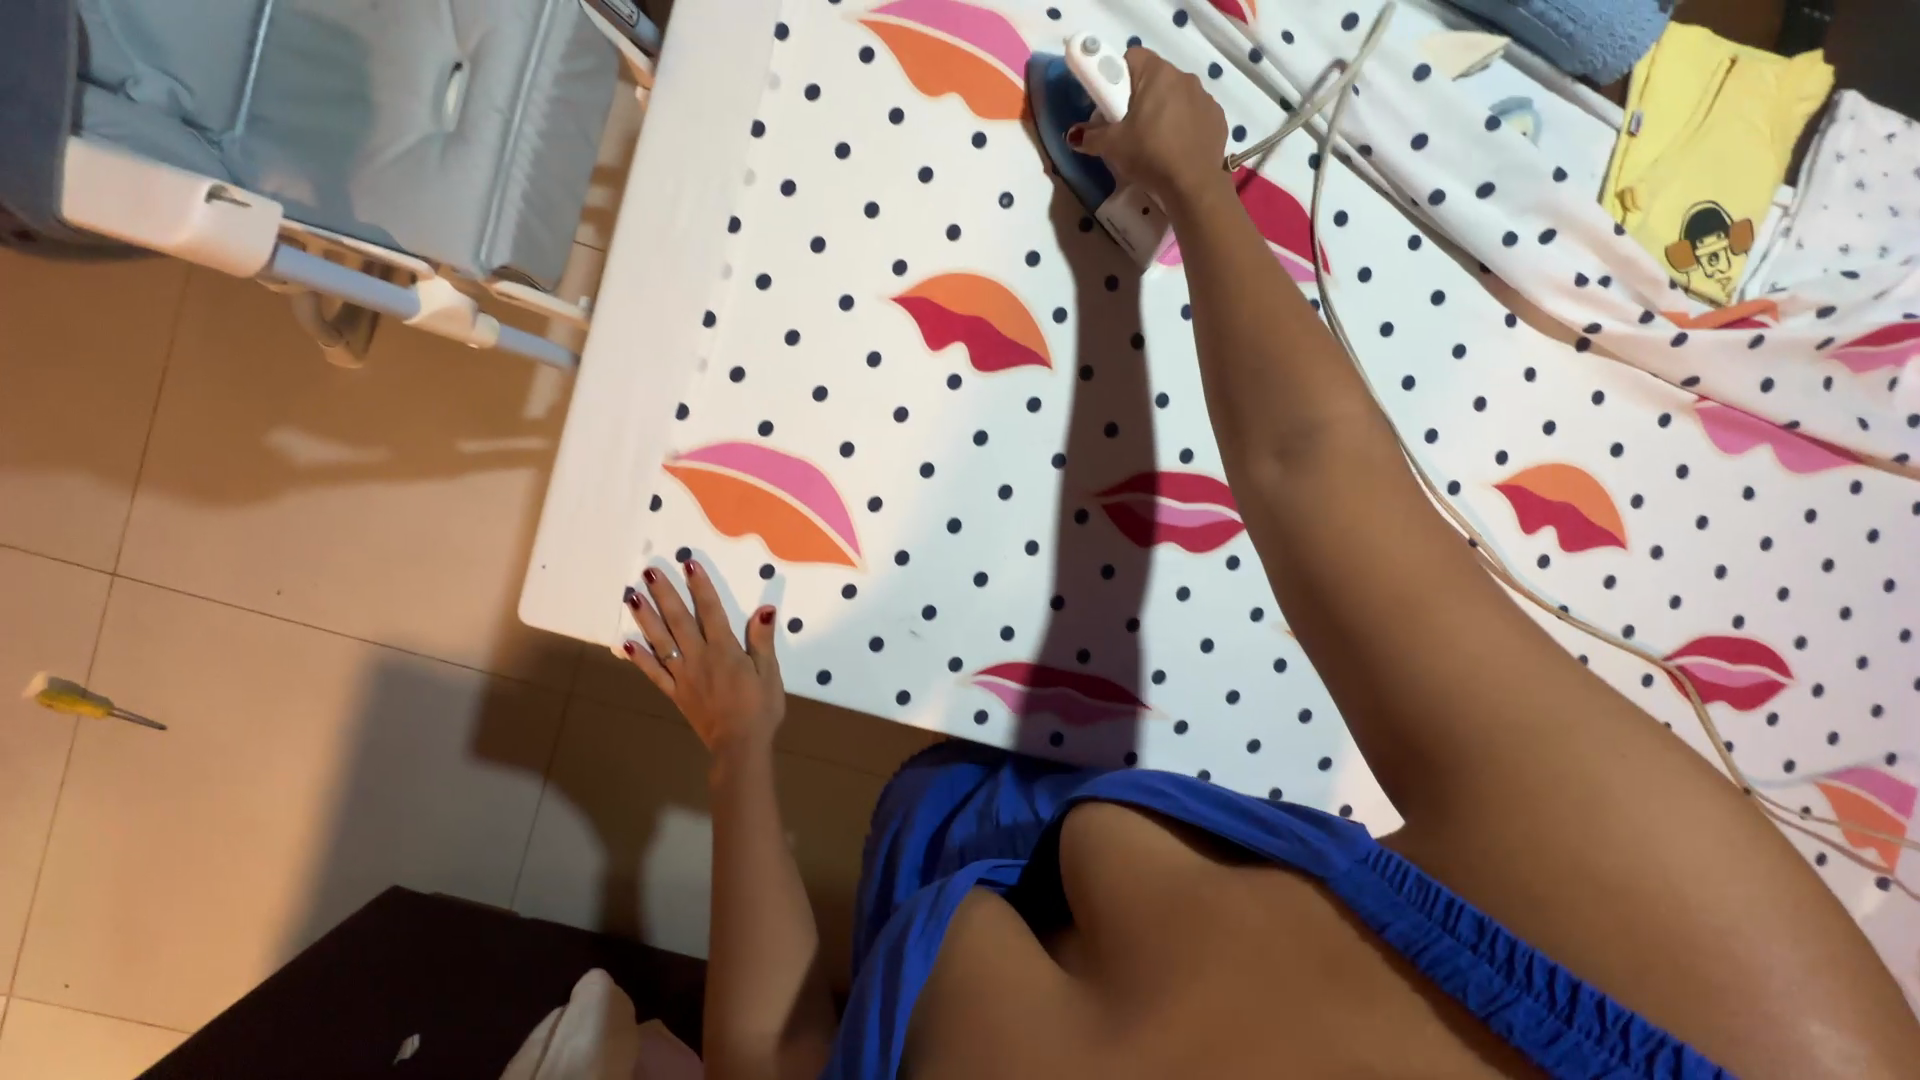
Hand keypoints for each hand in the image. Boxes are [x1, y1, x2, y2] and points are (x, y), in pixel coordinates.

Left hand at [623, 560, 784, 757]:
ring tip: (631, 596)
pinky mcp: (675, 693)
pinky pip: (654, 673)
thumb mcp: (770, 673)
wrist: (739, 745)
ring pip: (661, 641)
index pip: (711, 610)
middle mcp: (699, 657)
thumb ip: (762, 640)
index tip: (689, 563)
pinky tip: (627, 643)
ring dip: (646, 618)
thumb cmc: (760, 708)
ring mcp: (683, 675)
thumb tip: (765, 609)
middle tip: (650, 571)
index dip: (700, 586)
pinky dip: (640, 658)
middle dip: (664, 593)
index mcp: (724, 650)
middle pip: (679, 620)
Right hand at [1072, 48, 1229, 209]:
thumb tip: (1074, 135)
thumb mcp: (1113, 147)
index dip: (1118, 76)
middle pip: (1155, 78)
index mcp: (1157, 74)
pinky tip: (1176, 149)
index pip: (1132, 57)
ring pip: (1176, 96)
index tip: (1113, 102)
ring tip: (1154, 143)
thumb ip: (1091, 136)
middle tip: (1129, 128)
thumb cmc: (1150, 156)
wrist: (1193, 185)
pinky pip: (1194, 115)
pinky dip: (1184, 126)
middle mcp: (1184, 77)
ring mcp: (1205, 97)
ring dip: (1164, 111)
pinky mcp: (1217, 118)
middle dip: (1140, 97)